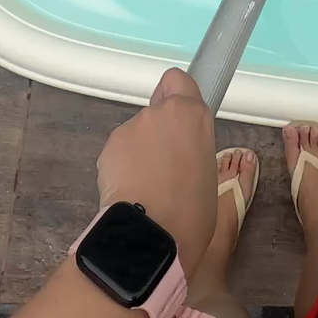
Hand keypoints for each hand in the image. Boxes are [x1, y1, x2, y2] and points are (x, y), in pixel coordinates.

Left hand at [95, 68, 217, 278]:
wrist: (151, 237)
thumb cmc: (192, 212)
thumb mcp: (208, 173)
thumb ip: (193, 147)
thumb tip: (179, 154)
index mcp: (193, 114)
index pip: (178, 80)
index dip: (176, 95)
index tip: (178, 120)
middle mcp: (161, 112)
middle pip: (157, 111)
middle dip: (158, 132)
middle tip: (163, 167)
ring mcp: (132, 126)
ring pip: (136, 134)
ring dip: (139, 153)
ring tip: (144, 188)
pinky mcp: (109, 146)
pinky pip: (119, 153)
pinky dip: (121, 168)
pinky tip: (127, 193)